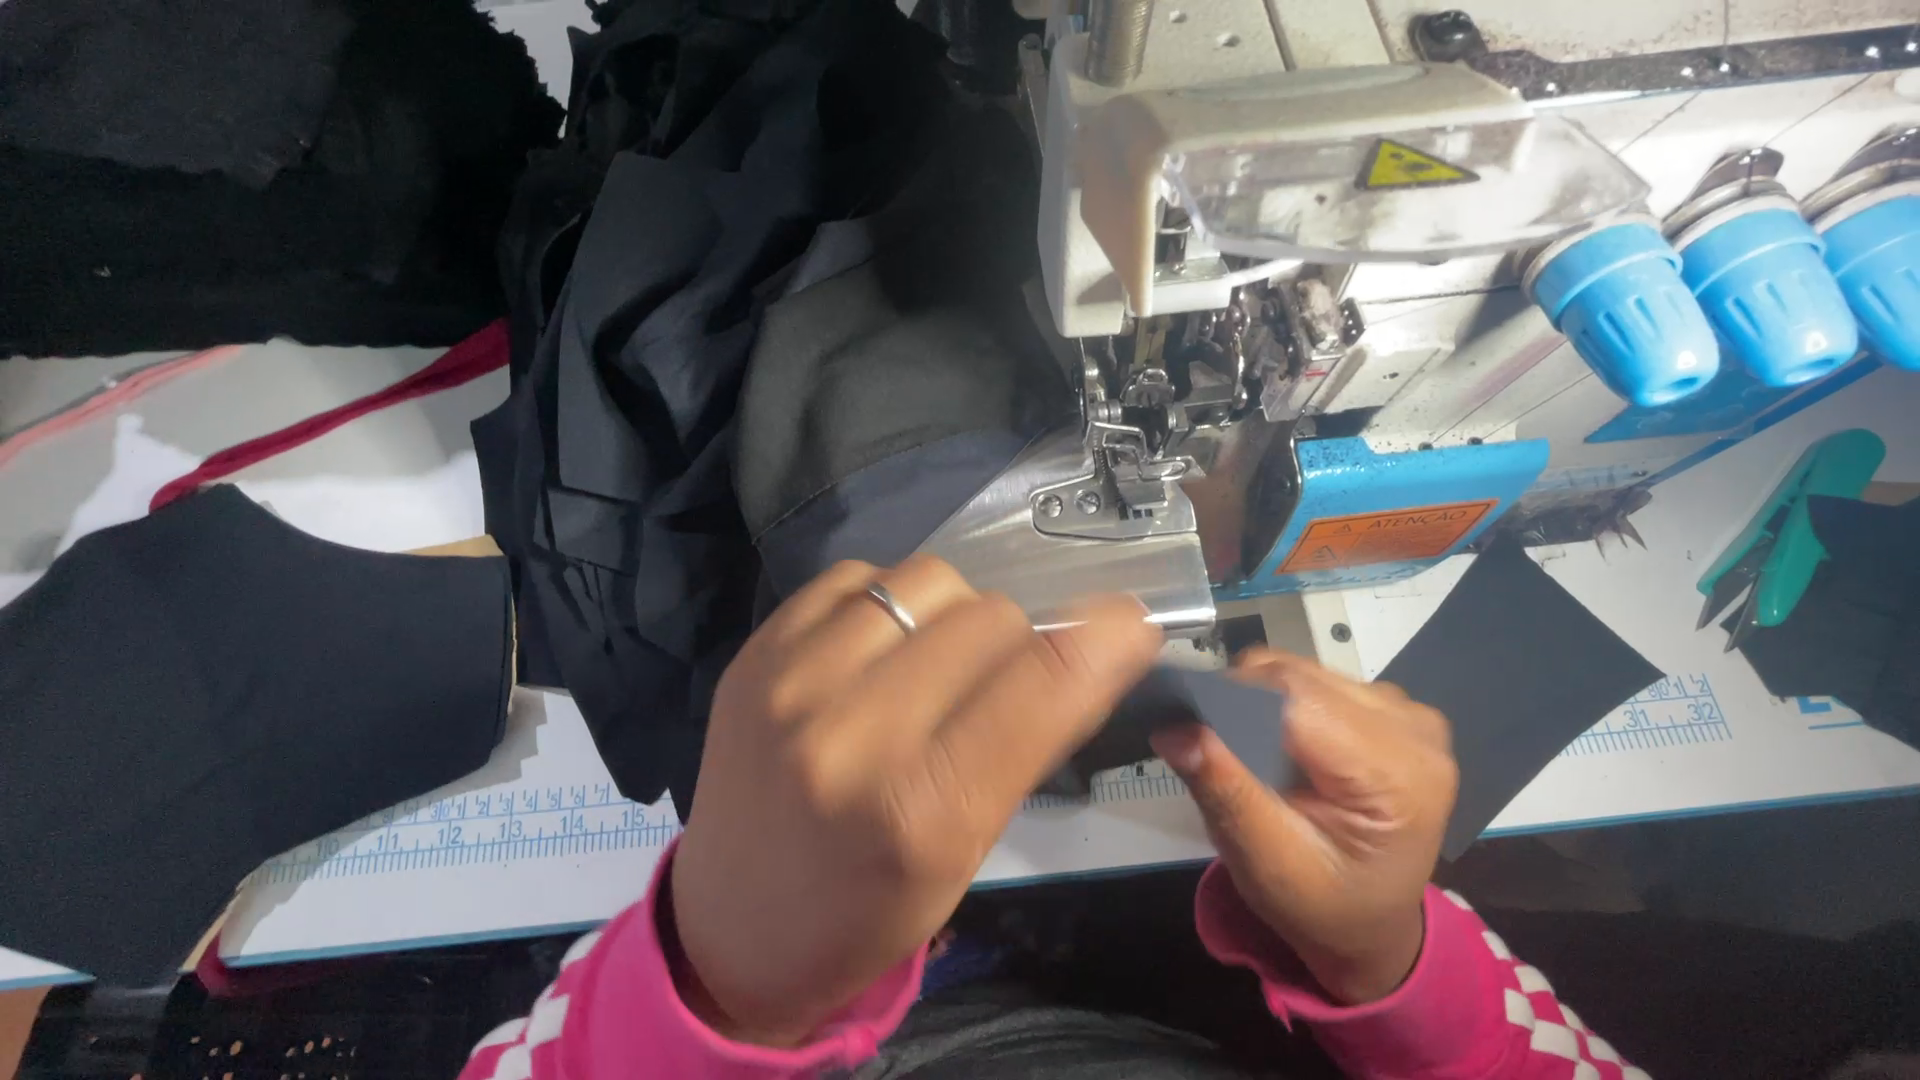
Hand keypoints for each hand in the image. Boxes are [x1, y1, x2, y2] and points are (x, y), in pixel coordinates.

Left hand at [669, 556, 1162, 1044]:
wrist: (733, 929)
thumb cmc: (869, 910)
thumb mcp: (966, 851)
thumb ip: (1025, 741)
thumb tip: (1091, 645)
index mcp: (922, 809)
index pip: (1043, 680)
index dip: (1104, 638)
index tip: (1128, 624)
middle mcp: (852, 732)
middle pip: (991, 615)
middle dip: (1021, 639)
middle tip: (1003, 676)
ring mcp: (790, 682)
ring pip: (926, 578)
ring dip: (955, 611)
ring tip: (935, 656)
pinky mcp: (754, 653)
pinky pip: (855, 576)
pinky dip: (886, 601)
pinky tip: (878, 645)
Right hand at [1149, 648, 1455, 1003]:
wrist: (1370, 928)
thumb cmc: (1321, 904)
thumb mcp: (1264, 861)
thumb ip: (1226, 790)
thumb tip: (1174, 728)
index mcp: (1396, 773)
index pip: (1297, 697)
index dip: (1233, 697)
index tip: (1187, 720)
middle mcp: (1413, 729)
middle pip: (1299, 678)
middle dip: (1243, 701)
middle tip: (1211, 744)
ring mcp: (1407, 713)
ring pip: (1302, 672)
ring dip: (1261, 700)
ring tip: (1248, 750)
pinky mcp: (1392, 708)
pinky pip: (1316, 680)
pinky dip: (1283, 703)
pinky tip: (1281, 746)